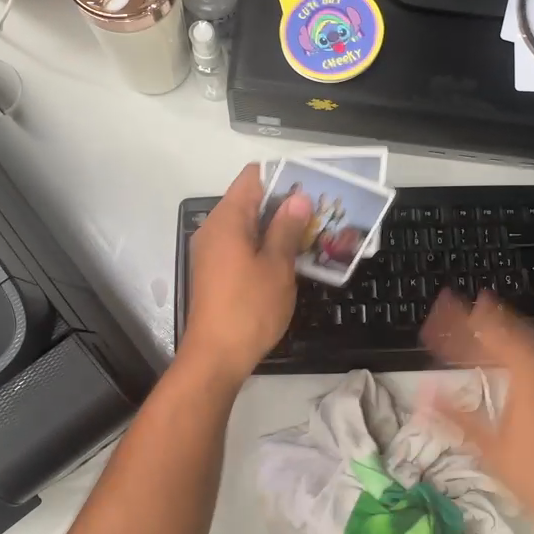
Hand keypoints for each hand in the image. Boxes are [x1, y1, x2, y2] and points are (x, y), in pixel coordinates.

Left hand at [177, 164, 311, 384]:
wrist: (216, 357)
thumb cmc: (249, 308)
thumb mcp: (277, 266)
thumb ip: (286, 228)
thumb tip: (298, 197)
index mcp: (227, 219)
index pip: (253, 178)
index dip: (283, 176)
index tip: (312, 186)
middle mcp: (214, 229)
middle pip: (250, 200)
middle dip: (284, 203)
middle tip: (320, 213)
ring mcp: (213, 252)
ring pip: (248, 226)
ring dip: (277, 228)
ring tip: (312, 235)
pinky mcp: (216, 272)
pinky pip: (242, 246)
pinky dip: (265, 246)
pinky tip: (291, 259)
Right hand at [421, 291, 533, 533]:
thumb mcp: (491, 449)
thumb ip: (456, 417)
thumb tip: (424, 394)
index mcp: (529, 374)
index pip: (491, 334)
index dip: (465, 320)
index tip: (447, 305)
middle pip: (518, 333)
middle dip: (491, 319)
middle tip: (471, 306)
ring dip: (512, 336)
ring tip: (492, 330)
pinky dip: (531, 357)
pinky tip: (525, 370)